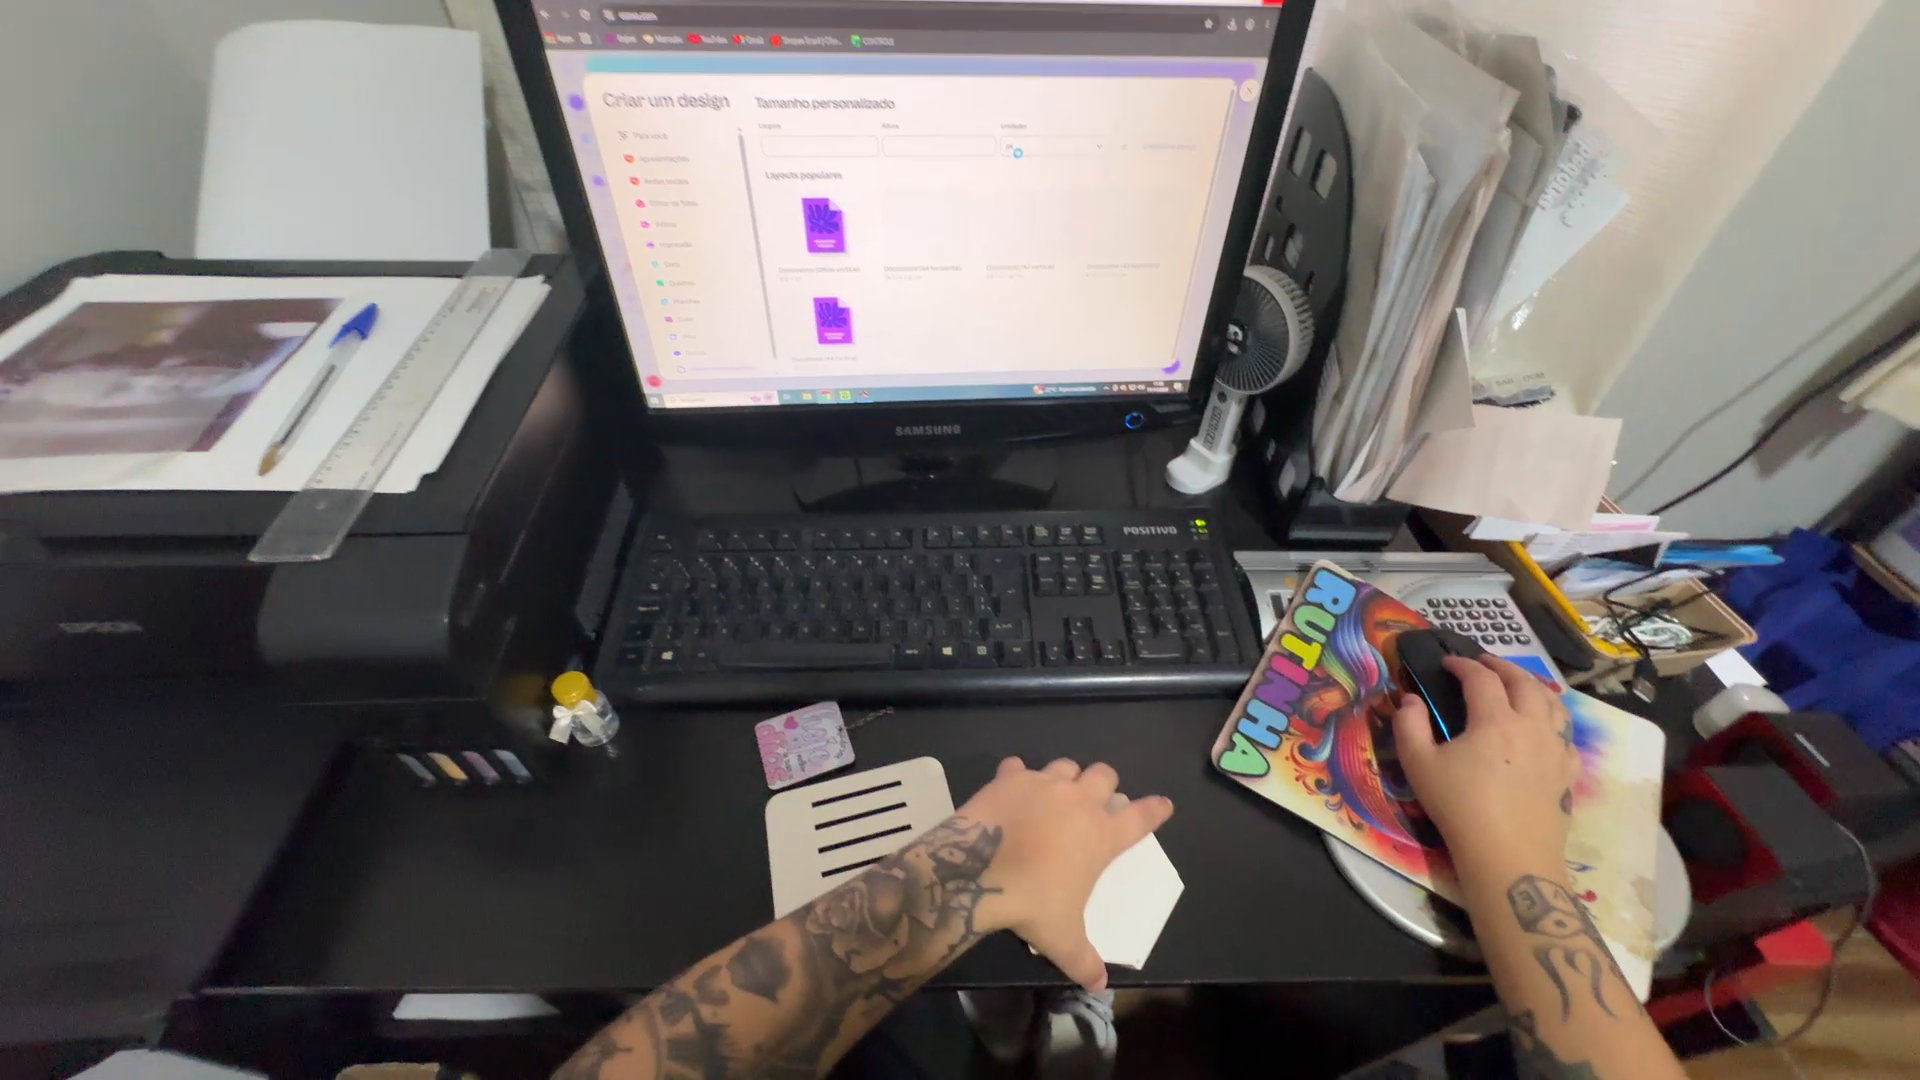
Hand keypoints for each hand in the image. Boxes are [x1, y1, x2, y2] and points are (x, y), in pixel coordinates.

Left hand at [958, 757, 1173, 990]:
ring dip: (1065, 776)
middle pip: (1104, 775)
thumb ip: (1085, 960)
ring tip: (1055, 792)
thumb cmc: (1032, 902)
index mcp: (1100, 835)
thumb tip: (1099, 983)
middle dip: (1104, 784)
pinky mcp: (1011, 777)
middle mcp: (1077, 801)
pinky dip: (1017, 774)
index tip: (1163, 804)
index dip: (1154, 810)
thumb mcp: (1062, 939)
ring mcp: (1043, 783)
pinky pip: (1018, 766)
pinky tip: (1012, 786)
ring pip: (1066, 765)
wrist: (979, 871)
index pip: (1140, 818)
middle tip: (1096, 799)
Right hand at [1393, 655, 1578, 884]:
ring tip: (1517, 683)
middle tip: (1482, 662)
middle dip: (1502, 666)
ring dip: (1533, 685)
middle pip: (1525, 683)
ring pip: (1554, 704)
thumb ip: (1409, 724)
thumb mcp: (1418, 763)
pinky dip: (1553, 717)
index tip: (1446, 662)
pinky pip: (1566, 733)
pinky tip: (1542, 724)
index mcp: (1495, 721)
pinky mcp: (1568, 772)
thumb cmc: (1458, 806)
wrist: (1508, 856)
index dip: (1462, 665)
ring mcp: (1556, 750)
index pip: (1481, 678)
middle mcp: (1532, 727)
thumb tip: (1410, 700)